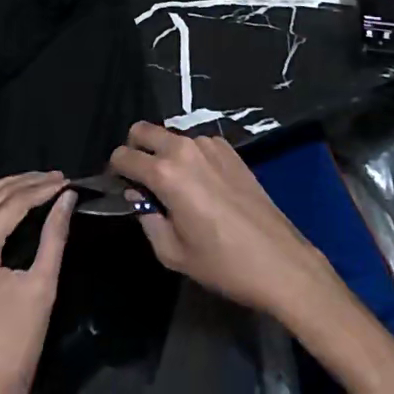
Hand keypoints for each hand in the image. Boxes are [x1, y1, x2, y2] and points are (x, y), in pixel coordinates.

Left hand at [0, 171, 76, 393]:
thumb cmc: (16, 341)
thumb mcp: (42, 286)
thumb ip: (54, 236)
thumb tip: (68, 197)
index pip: (12, 204)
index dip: (42, 189)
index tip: (68, 181)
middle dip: (26, 183)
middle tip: (57, 178)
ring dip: (7, 188)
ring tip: (38, 183)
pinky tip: (10, 201)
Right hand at [108, 122, 333, 318]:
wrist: (278, 259)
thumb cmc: (221, 262)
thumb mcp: (172, 252)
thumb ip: (146, 218)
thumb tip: (137, 196)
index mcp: (166, 172)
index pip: (124, 155)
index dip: (115, 171)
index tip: (119, 188)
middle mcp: (185, 148)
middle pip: (144, 130)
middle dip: (135, 149)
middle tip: (140, 181)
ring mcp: (210, 144)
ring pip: (172, 137)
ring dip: (164, 154)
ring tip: (176, 189)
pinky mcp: (229, 149)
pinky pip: (197, 145)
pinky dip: (190, 158)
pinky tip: (203, 187)